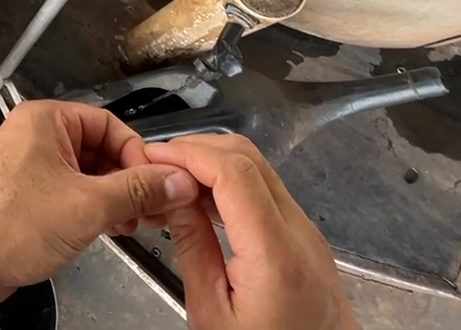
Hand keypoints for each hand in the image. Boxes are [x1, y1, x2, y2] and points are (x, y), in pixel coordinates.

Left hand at [0, 100, 201, 305]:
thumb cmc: (17, 219)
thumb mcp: (88, 203)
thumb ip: (136, 190)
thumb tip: (179, 180)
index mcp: (46, 120)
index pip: (107, 123)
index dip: (137, 152)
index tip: (161, 184)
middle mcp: (37, 135)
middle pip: (98, 148)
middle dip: (129, 179)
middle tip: (156, 211)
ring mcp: (31, 165)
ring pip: (87, 174)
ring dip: (114, 198)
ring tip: (136, 225)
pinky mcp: (28, 195)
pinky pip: (71, 192)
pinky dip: (94, 208)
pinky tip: (112, 229)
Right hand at [140, 135, 357, 329]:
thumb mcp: (211, 315)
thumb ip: (192, 244)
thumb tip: (172, 188)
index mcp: (277, 256)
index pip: (233, 172)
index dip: (188, 153)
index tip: (150, 158)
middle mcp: (302, 235)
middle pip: (249, 158)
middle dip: (197, 148)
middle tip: (157, 165)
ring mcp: (310, 236)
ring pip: (259, 168)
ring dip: (213, 161)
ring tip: (173, 180)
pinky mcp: (308, 243)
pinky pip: (266, 191)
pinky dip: (230, 180)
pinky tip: (201, 199)